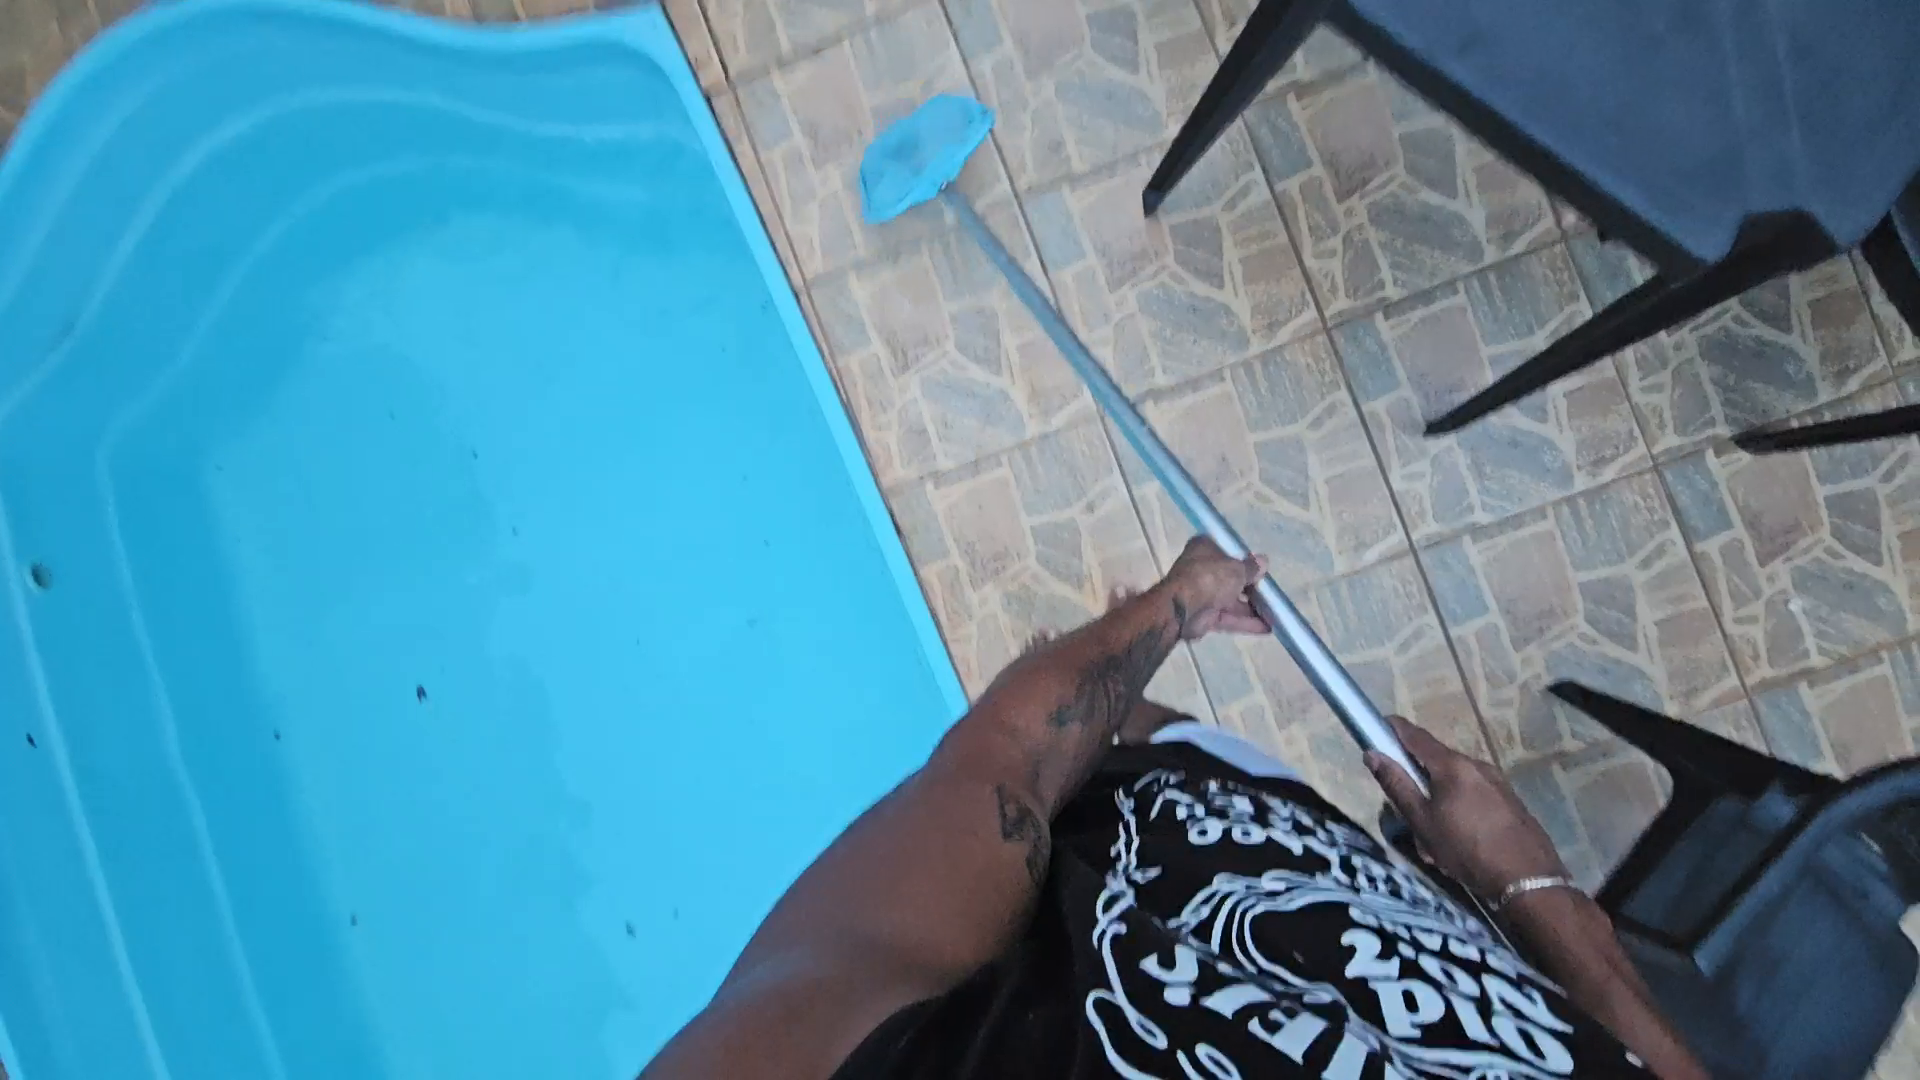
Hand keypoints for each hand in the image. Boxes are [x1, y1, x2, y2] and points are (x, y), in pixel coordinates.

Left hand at [1159, 537, 1268, 639]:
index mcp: (1203, 549)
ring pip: (1231, 601)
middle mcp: (1201, 569)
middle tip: (1273, 594)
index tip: (1261, 569)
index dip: (1244, 561)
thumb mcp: (1236, 569)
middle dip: (1251, 588)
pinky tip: (1267, 628)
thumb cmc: (1210, 577)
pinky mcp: (1203, 615)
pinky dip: (1246, 622)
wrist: (1182, 608)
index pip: (1227, 552)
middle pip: (1230, 579)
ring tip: (1276, 614)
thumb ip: (1251, 567)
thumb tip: (1263, 561)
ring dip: (1252, 608)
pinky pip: (1228, 617)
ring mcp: (1201, 594)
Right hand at [1365, 715, 1567, 899]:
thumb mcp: (1421, 821)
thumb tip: (1372, 753)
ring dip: (1439, 792)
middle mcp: (1477, 765)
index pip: (1415, 735)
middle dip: (1416, 772)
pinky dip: (1460, 802)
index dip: (1393, 728)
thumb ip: (1396, 784)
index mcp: (1452, 765)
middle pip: (1436, 758)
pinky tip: (1460, 834)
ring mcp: (1499, 782)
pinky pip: (1476, 791)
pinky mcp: (1512, 801)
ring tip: (1434, 827)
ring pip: (1456, 778)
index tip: (1376, 729)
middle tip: (1404, 801)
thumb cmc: (1467, 850)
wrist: (1531, 883)